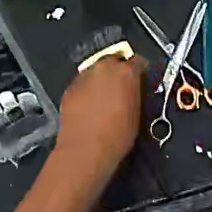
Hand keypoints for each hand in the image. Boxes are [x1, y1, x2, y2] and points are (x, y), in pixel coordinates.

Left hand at [53, 54, 147, 176]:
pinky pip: (83, 84)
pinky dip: (88, 90)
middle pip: (115, 61)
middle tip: (124, 89)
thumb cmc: (118, 134)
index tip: (142, 82)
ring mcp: (84, 76)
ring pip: (97, 71)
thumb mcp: (139, 112)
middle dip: (120, 72)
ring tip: (105, 99)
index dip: (141, 73)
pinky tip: (90, 106)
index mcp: (126, 71)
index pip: (139, 62)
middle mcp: (104, 68)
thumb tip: (136, 90)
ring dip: (102, 80)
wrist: (86, 149)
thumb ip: (137, 93)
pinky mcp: (69, 88)